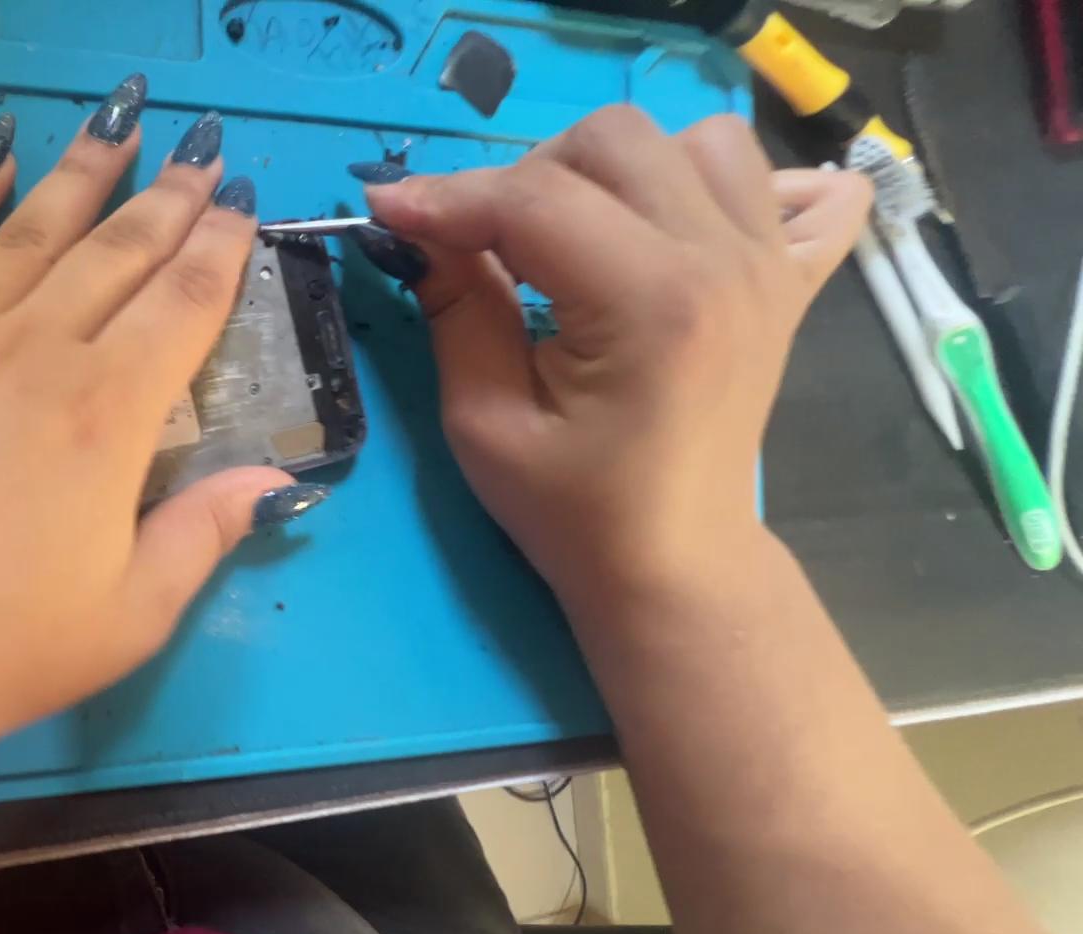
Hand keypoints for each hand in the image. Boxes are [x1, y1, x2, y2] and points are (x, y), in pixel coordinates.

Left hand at [0, 86, 315, 747]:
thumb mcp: (131, 615)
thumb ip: (205, 535)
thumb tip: (274, 481)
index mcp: (109, 415)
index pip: (185, 305)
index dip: (222, 249)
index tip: (241, 205)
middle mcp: (35, 353)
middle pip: (117, 254)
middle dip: (168, 199)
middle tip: (199, 153)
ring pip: (30, 234)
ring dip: (81, 176)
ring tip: (117, 129)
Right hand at [362, 106, 869, 601]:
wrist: (667, 556)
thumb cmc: (566, 506)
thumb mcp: (482, 420)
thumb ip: (456, 312)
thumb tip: (421, 234)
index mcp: (650, 304)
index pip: (535, 201)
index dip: (447, 197)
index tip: (384, 209)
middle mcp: (725, 258)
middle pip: (612, 141)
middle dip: (519, 179)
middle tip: (477, 244)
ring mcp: (771, 260)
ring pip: (689, 140)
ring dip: (605, 173)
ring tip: (562, 238)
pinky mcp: (786, 276)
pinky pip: (777, 180)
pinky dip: (713, 183)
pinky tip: (669, 228)